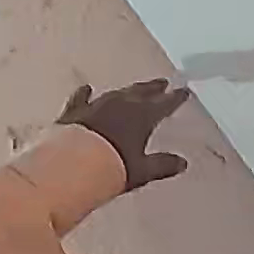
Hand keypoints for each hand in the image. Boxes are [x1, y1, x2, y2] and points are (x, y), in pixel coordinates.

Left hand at [58, 79, 191, 190]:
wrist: (70, 168)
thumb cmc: (110, 169)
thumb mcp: (141, 171)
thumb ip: (162, 165)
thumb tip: (182, 164)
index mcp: (142, 116)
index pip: (164, 103)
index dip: (175, 98)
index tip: (183, 91)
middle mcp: (121, 105)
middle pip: (142, 92)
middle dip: (153, 88)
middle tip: (162, 83)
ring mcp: (97, 106)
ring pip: (117, 93)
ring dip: (128, 91)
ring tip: (135, 88)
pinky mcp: (75, 112)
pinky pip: (82, 99)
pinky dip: (85, 94)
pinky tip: (86, 89)